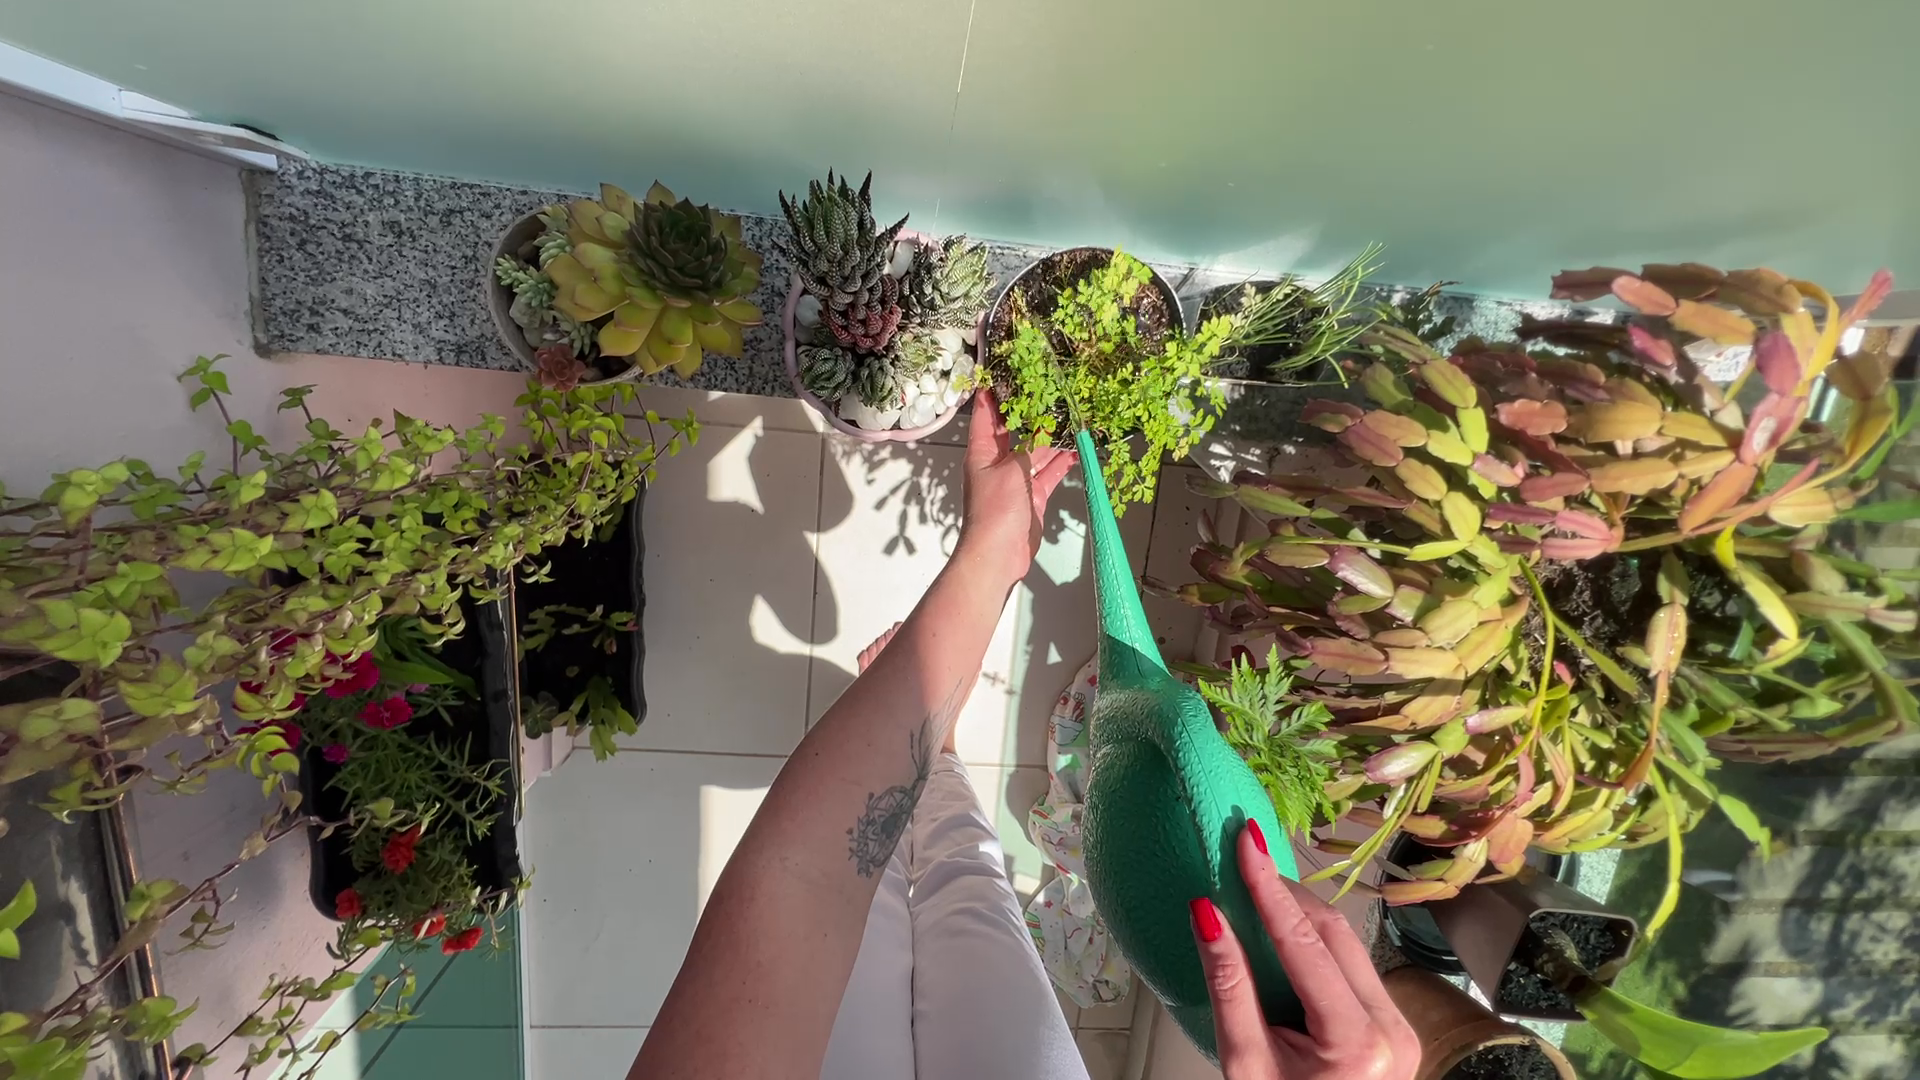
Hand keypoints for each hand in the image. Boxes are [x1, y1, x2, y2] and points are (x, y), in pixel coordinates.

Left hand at [956, 387, 1075, 587]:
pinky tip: (1080, 449)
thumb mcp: (1011, 472)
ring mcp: (1017, 480)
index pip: (986, 416)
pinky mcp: (1034, 496)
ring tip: (1074, 416)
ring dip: (1054, 438)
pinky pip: (1049, 473)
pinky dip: (1063, 463)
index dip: (994, 394)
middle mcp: (998, 462)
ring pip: (1037, 452)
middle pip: (1016, 432)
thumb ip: (1028, 450)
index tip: (1004, 371)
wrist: (998, 554)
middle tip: (1053, 389)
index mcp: (982, 452)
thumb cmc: (996, 510)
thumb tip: (1044, 432)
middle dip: (1033, 413)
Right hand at [1189, 821, 1418, 1079]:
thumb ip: (1227, 984)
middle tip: (1242, 858)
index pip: (1304, 940)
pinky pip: (1349, 960)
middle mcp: (1392, 1027)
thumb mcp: (1244, 1061)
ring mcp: (1399, 1025)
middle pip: (1331, 930)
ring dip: (1297, 909)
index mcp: (1358, 1041)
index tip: (1246, 839)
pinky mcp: (1392, 1024)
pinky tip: (1280, 927)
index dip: (1269, 884)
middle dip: (1283, 889)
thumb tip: (1206, 912)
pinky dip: (1311, 935)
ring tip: (1255, 886)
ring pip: (1344, 939)